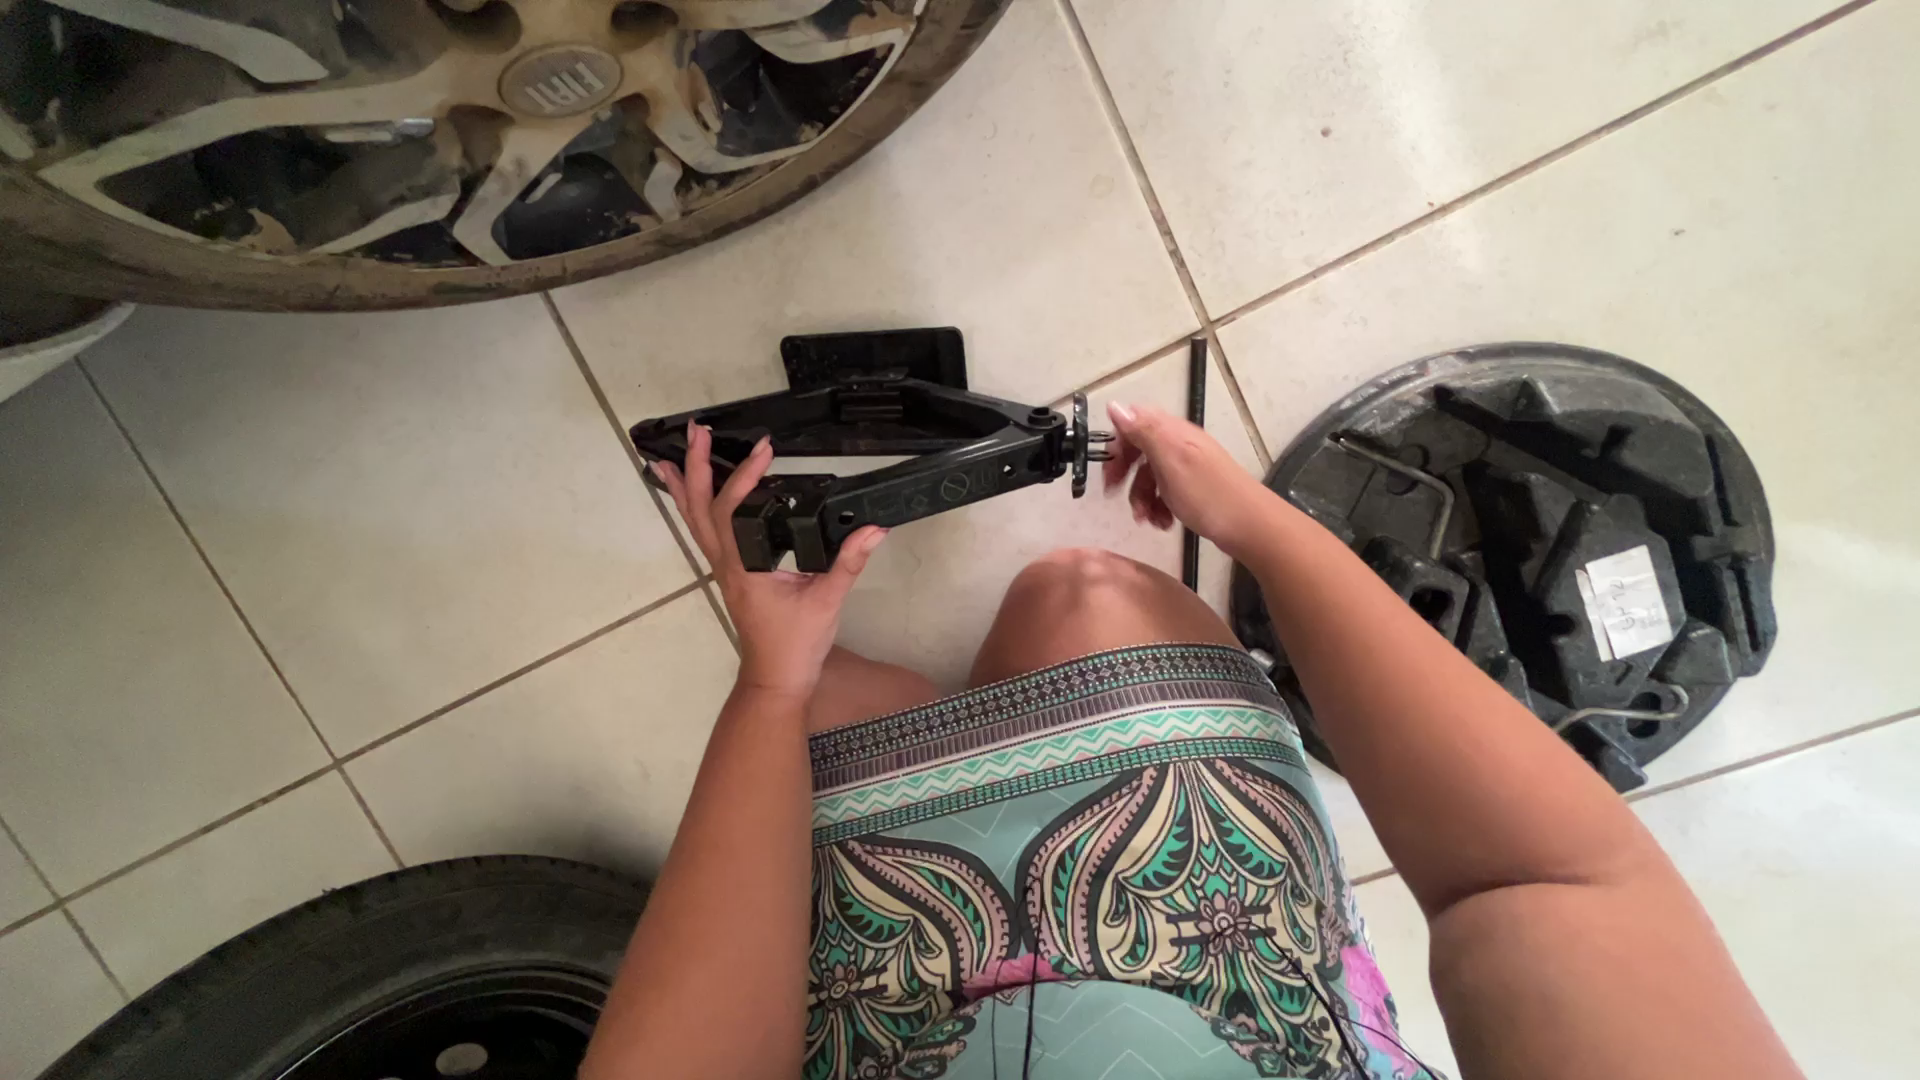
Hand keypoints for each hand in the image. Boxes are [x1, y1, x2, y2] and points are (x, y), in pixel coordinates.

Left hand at [652, 421, 886, 698]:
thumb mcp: (827, 602)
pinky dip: (694, 508)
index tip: (765, 449)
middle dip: (695, 467)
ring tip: (672, 453)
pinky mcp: (731, 574)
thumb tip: (875, 529)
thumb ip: (849, 563)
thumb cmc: (796, 644)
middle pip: (699, 509)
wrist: (776, 679)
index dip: (745, 477)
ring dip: (684, 486)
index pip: (733, 512)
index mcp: (745, 567)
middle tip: (696, 431)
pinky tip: (694, 495)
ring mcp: (724, 569)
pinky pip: (705, 533)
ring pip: (695, 521)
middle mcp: (726, 564)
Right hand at [1103, 402, 1274, 557]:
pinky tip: (1162, 523)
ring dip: (1141, 497)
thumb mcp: (1170, 462)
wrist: (1250, 526)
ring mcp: (1187, 467)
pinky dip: (1158, 507)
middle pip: (1139, 450)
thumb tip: (1115, 406)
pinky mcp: (1193, 488)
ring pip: (1150, 475)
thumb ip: (1143, 432)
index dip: (1117, 443)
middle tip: (1116, 496)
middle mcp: (1179, 444)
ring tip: (1146, 519)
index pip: (1134, 422)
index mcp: (1173, 433)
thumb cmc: (1208, 495)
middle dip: (1125, 474)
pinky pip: (1165, 492)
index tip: (1110, 469)